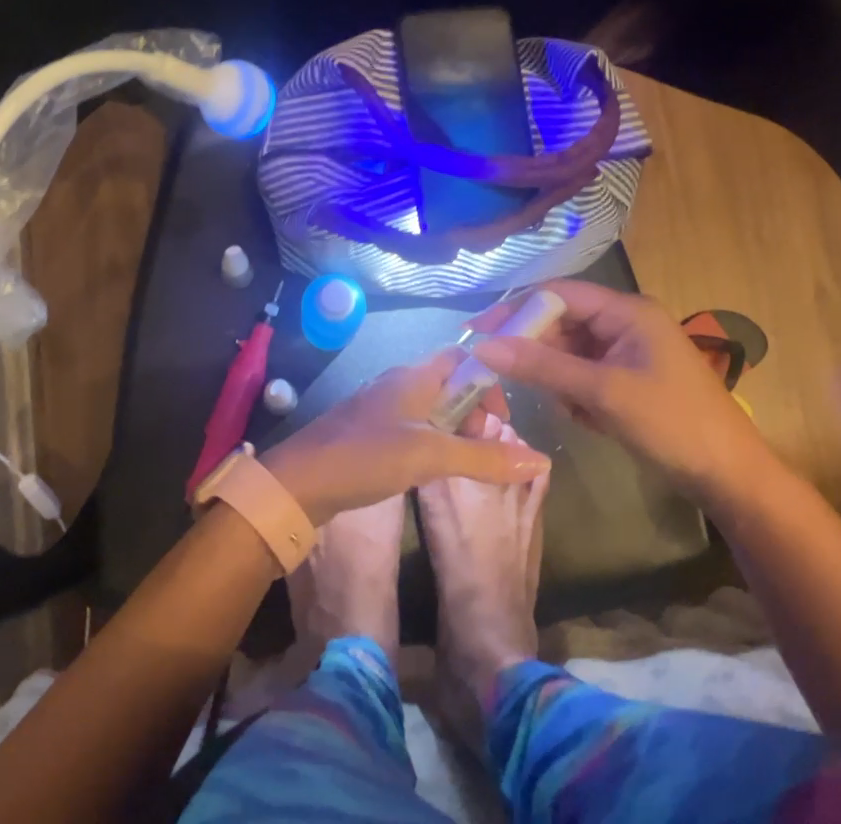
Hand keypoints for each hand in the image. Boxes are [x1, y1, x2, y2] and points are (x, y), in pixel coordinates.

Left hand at [262, 350, 551, 525]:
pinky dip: (431, 444)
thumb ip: (484, 457)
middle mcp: (397, 386)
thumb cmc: (365, 457)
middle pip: (449, 385)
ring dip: (454, 431)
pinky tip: (432, 470)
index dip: (488, 381)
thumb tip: (542, 459)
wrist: (299, 483)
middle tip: (484, 446)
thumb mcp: (430, 455)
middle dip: (474, 411)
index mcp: (412, 377)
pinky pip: (412, 430)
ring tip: (464, 462)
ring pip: (430, 410)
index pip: (461, 357)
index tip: (501, 420)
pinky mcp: (368, 436)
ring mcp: (380, 411)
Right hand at [469, 280, 779, 501]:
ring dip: (555, 378)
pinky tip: (585, 418)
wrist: (727, 474)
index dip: (514, 310)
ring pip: (566, 353)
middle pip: (559, 322)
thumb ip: (541, 367)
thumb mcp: (602, 392)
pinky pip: (580, 376)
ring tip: (568, 407)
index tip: (474, 332)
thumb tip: (483, 346)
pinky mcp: (624, 381)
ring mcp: (625, 354)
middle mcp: (624, 324)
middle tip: (500, 375)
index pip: (558, 295)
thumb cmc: (672, 424)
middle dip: (533, 349)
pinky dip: (573, 395)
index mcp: (627, 312)